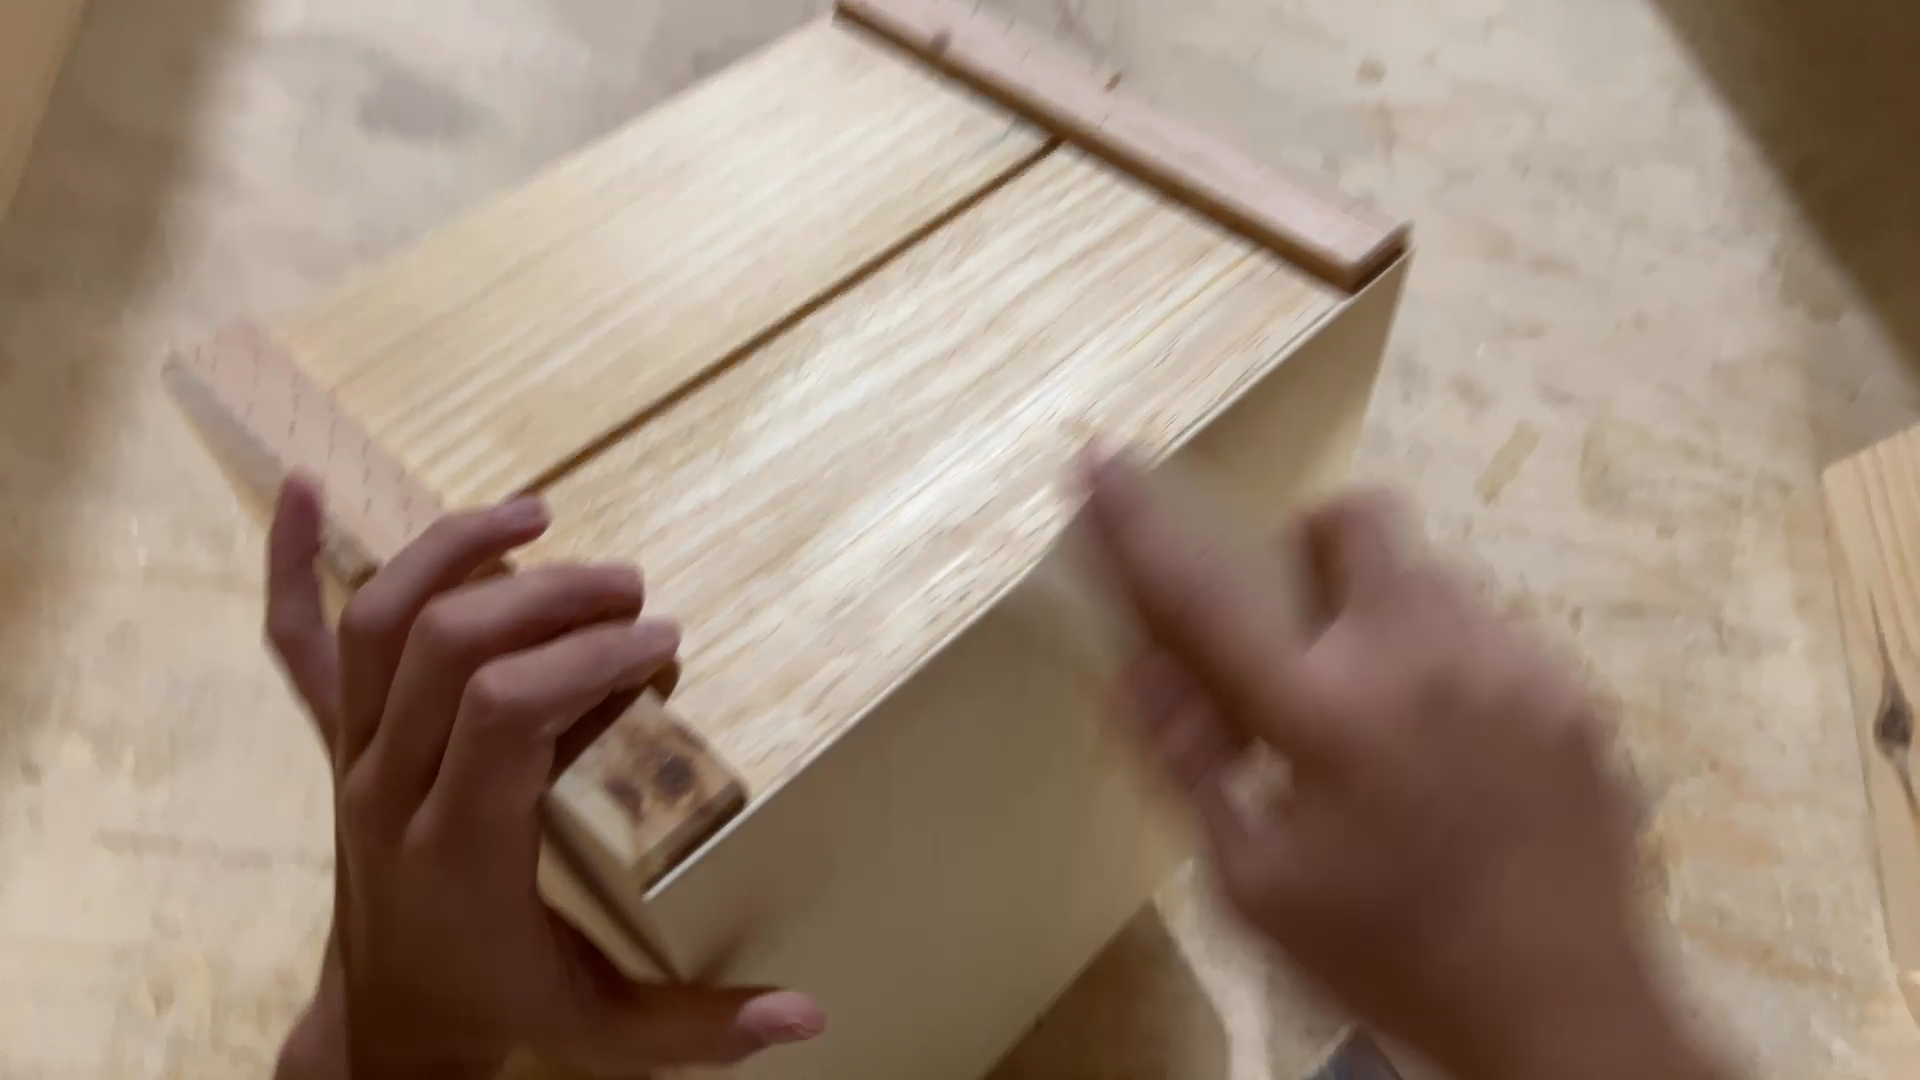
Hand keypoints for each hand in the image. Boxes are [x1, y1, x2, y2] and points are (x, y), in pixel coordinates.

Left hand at [264, 477, 823, 1079]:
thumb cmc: (501, 1009)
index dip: (594, 660)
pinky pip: (294, 640)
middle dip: (555, 598)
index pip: (509, 711)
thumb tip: (810, 1017)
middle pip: (452, 645)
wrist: (379, 1029)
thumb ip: (706, 1032)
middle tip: (633, 588)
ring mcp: (351, 754)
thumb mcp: (607, 1033)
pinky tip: (301, 492)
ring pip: (377, 622)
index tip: (665, 641)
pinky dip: (290, 561)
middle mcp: (388, 786)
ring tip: (537, 515)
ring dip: (456, 551)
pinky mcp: (337, 738)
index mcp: (459, 847)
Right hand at [1079, 454, 1724, 1079]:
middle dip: (1305, 553)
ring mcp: (1515, 666)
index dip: (1139, 526)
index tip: (1098, 461)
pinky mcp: (1573, 689)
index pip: (1202, 599)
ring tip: (1379, 715)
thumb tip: (1133, 668)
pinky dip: (1436, 655)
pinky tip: (1449, 747)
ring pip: (1419, 572)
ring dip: (1371, 614)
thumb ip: (1185, 762)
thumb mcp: (1249, 881)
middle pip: (1352, 519)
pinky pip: (1480, 622)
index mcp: (1325, 718)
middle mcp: (1423, 664)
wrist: (1576, 1030)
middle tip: (1299, 639)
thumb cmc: (1383, 956)